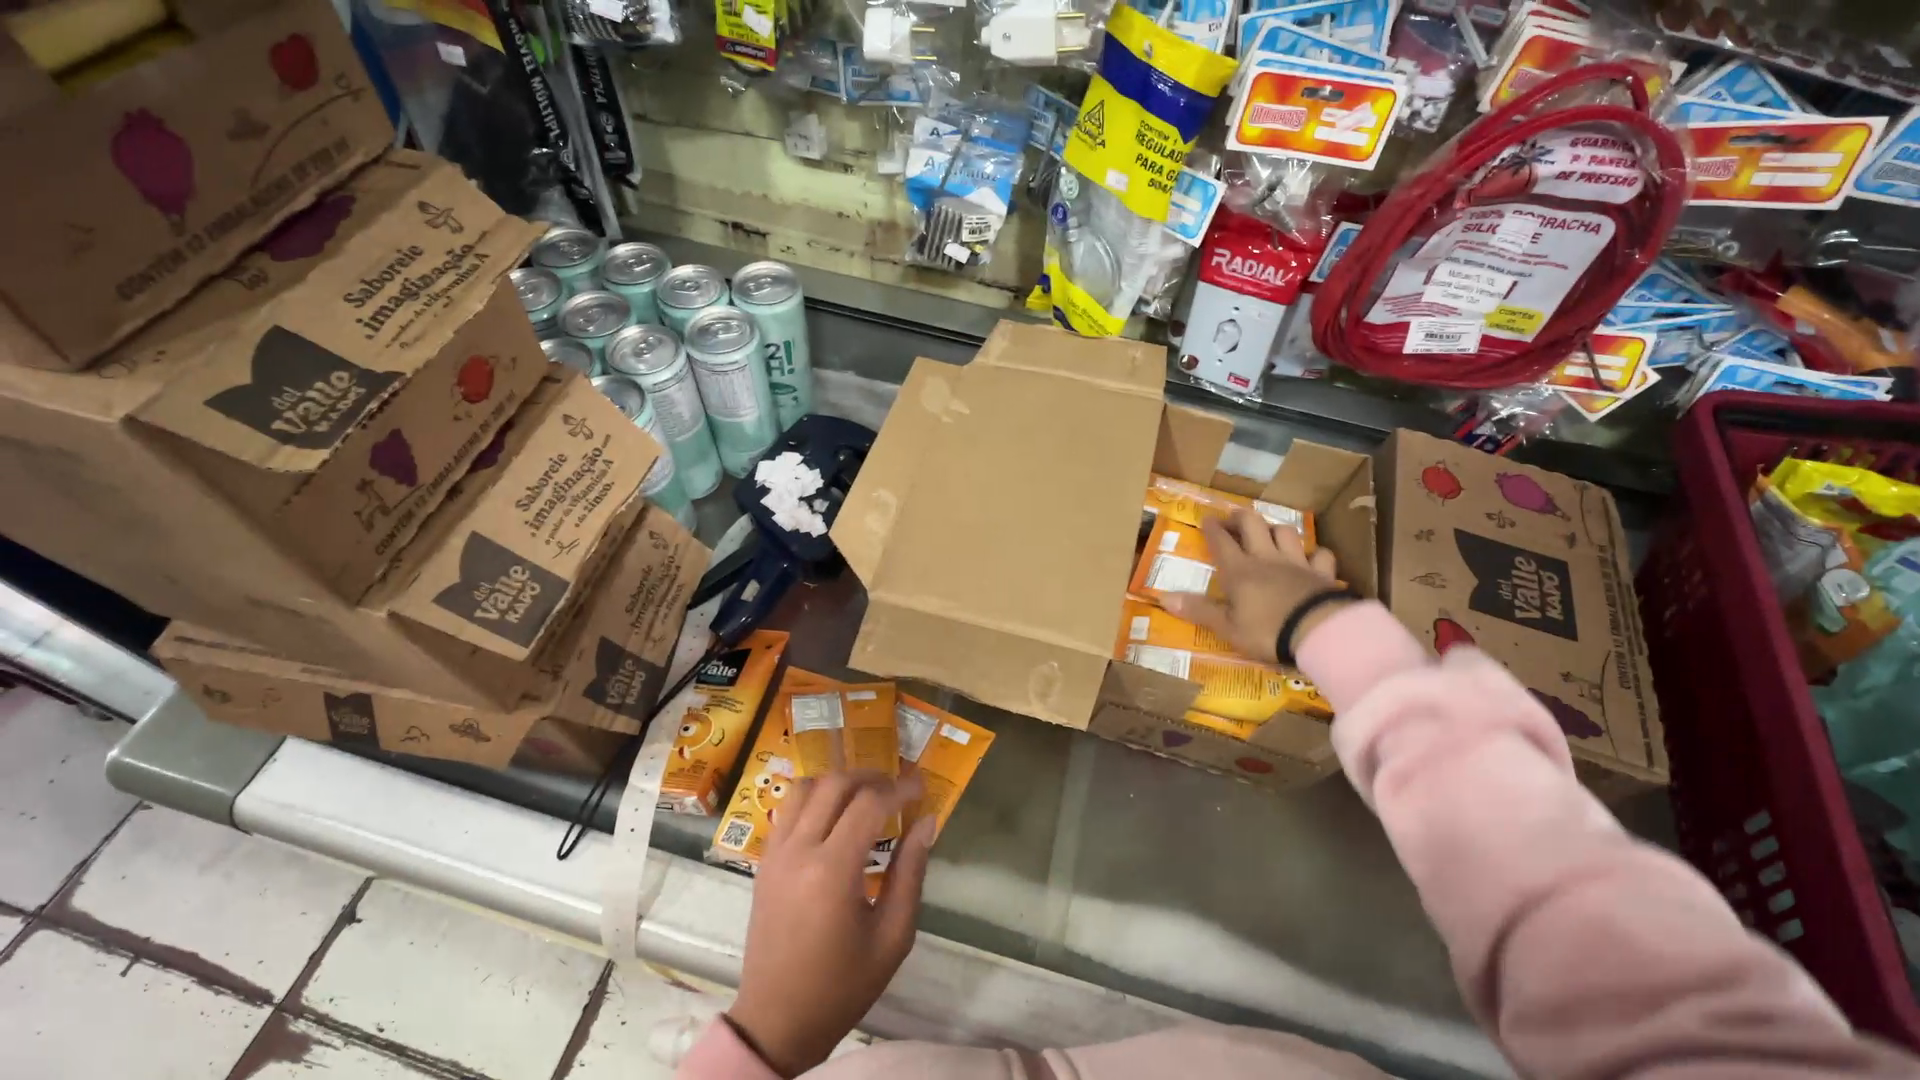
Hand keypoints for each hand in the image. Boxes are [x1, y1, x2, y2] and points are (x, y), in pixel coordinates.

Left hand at [727, 771, 936, 1076]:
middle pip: (834, 784)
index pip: (869, 804)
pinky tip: (834, 818)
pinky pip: (787, 811)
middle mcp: (798, 851)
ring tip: (865, 796)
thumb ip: (911, 872)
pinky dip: (813, 800)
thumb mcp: (893, 935)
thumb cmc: (843, 984)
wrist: (779, 1020)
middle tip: (897, 788)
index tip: (922, 788)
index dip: (899, 789)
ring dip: (837, 783)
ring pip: (804, 789)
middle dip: (870, 777)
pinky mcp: (763, 863)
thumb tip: (926, 822)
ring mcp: (775, 854)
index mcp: (832, 870)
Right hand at [1162, 507, 1344, 663]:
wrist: (1318, 632)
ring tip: (1269, 533)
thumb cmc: (1267, 632)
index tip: (1206, 519)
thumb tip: (1163, 598)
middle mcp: (1267, 559)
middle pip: (1253, 525)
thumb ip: (1199, 610)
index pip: (1221, 542)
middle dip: (1241, 518)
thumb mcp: (1227, 627)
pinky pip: (1321, 555)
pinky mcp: (1322, 573)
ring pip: (1286, 532)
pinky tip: (1312, 557)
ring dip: (1275, 529)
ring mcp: (1297, 563)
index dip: (1212, 529)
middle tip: (1233, 519)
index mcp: (1239, 571)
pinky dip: (1315, 553)